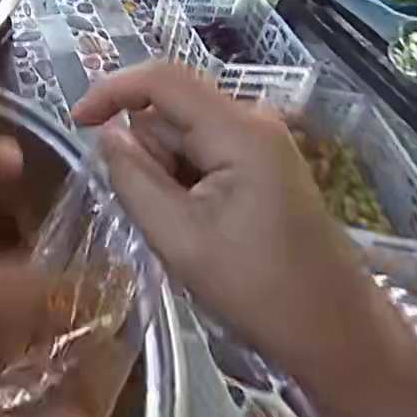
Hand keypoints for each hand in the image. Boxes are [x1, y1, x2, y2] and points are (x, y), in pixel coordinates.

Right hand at [71, 64, 416, 416]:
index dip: (111, 89)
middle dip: (148, 153)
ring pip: (180, 130)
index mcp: (238, 130)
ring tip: (187, 226)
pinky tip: (203, 221)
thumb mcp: (181, 240)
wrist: (340, 337)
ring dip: (165, 170)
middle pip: (168, 109)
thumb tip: (106, 134)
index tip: (76, 121)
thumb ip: (134, 178)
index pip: (161, 79)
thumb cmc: (262, 292)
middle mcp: (250, 119)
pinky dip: (183, 178)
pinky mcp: (258, 156)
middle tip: (161, 215)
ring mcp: (258, 136)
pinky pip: (200, 147)